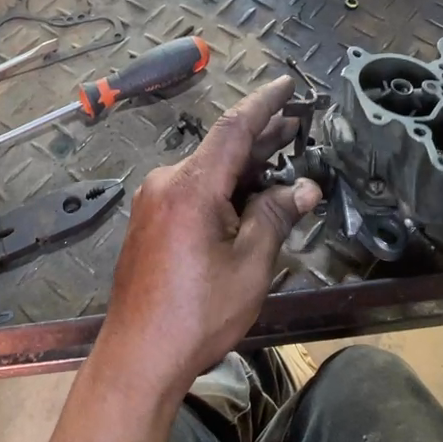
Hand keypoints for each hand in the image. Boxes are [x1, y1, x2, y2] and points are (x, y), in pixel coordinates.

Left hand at [97, 76, 322, 391]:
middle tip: (297, 126)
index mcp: (191, 186)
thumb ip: (275, 217)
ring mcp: (154, 201)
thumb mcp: (249, 265)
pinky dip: (224, 186)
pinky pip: (193, 190)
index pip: (234, 129)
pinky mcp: (151, 220)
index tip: (285, 85)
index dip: (264, 104)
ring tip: (280, 156)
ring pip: (208, 171)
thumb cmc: (197, 314)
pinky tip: (248, 195)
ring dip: (244, 165)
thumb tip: (304, 188)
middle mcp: (167, 182)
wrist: (138, 356)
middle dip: (261, 137)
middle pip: (221, 149)